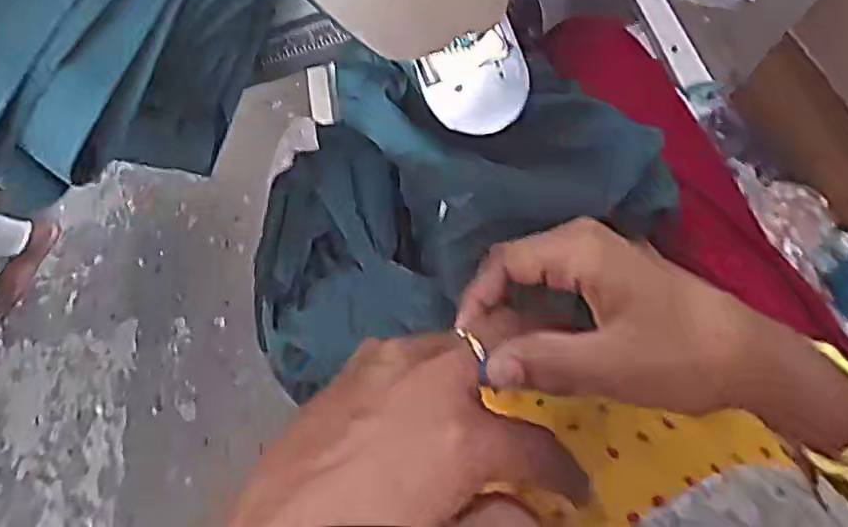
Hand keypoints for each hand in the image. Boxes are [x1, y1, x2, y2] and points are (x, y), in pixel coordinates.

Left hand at [228, 335, 585, 526]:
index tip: (572, 486)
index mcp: (461, 433)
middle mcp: (429, 376)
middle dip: (528, 358)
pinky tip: (423, 392)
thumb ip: (497, 517)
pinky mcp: (357, 360)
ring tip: (485, 389)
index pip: (535, 444)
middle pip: (499, 341)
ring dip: (476, 359)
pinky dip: (430, 364)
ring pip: (452, 339)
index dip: (562, 470)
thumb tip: (531, 507)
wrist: (275, 525)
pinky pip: (409, 349)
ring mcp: (389, 358)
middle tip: (544, 383)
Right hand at [456, 219, 847, 448]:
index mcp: (577, 245)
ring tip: (502, 358)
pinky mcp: (605, 272)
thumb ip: (544, 362)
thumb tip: (486, 367)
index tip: (464, 342)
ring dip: (515, 315)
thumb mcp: (611, 365)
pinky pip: (556, 287)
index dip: (477, 298)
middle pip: (515, 265)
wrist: (751, 356)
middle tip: (481, 356)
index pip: (504, 260)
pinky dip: (539, 316)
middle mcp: (579, 238)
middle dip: (494, 308)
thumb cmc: (681, 354)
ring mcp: (593, 253)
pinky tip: (536, 349)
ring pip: (534, 278)